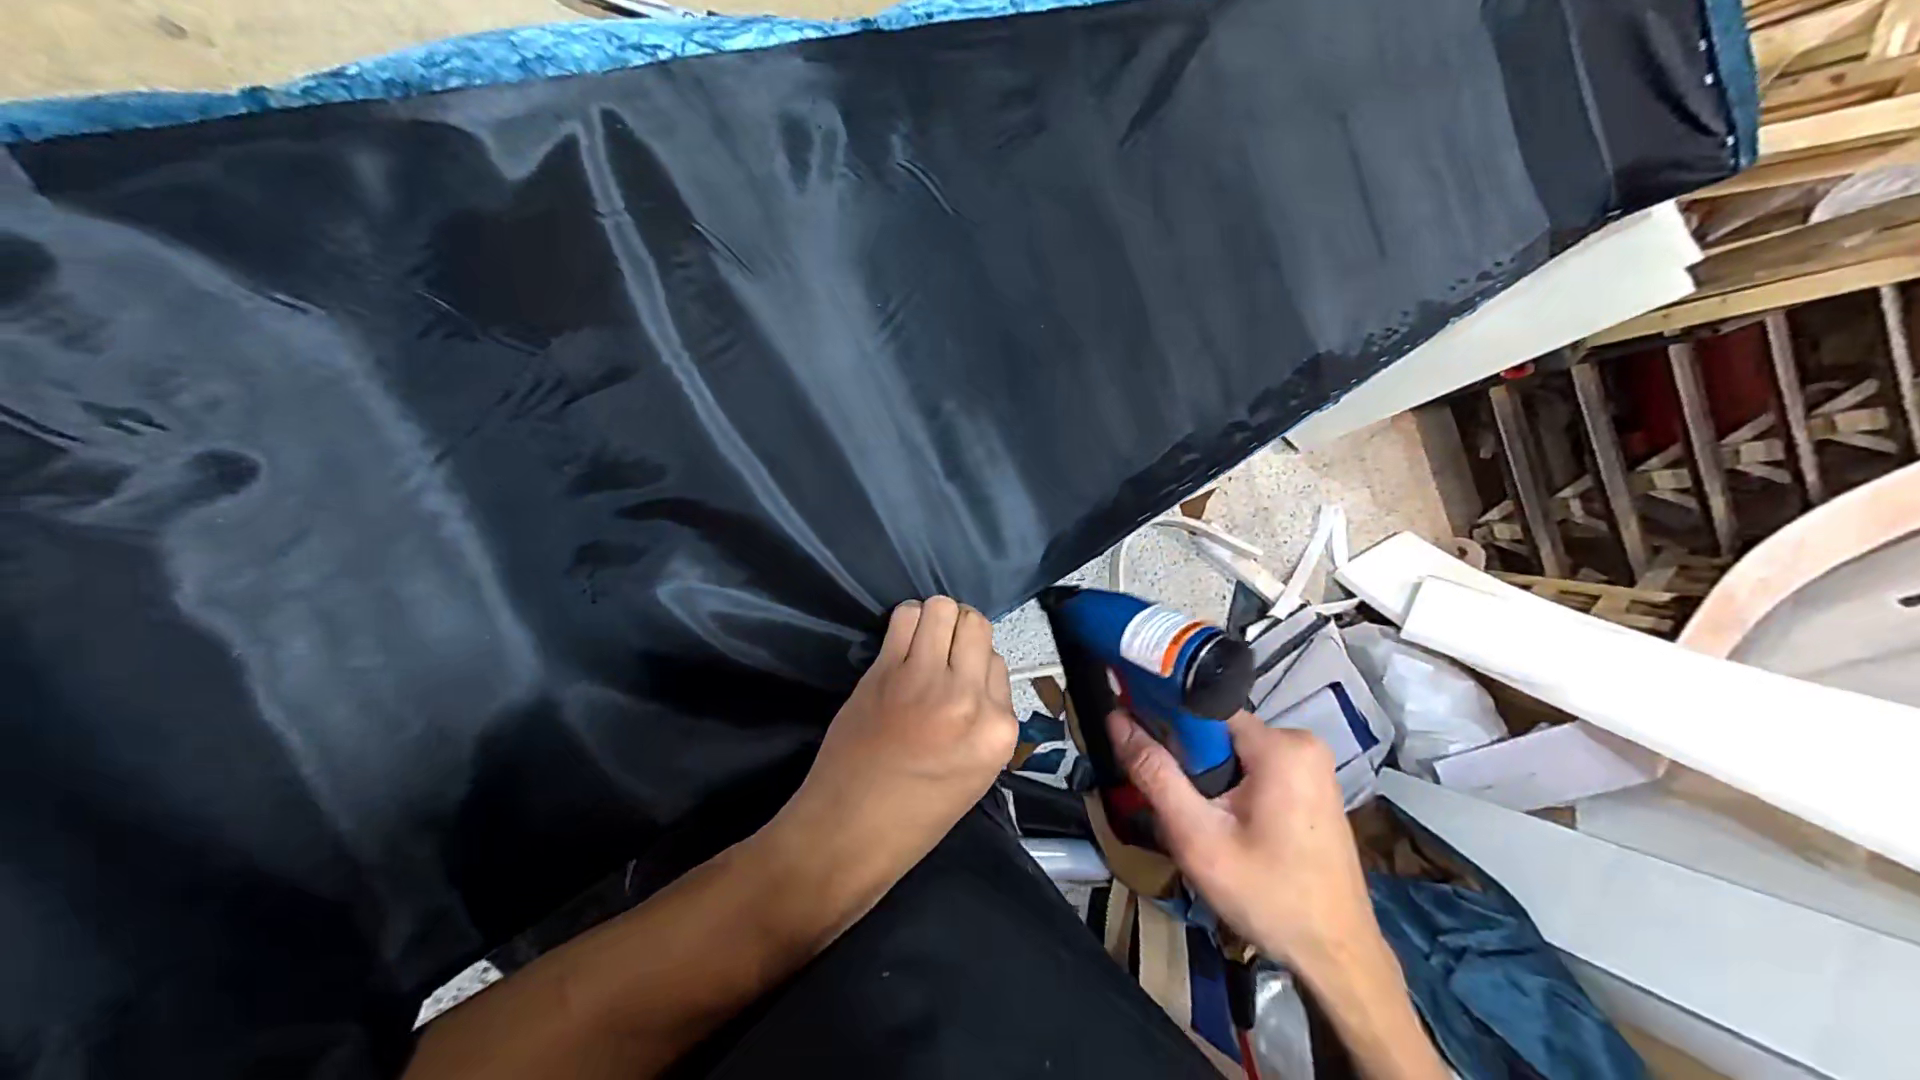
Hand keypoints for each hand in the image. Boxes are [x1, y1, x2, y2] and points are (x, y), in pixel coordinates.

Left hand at [777, 597, 1017, 881]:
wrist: (850, 832)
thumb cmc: (913, 815)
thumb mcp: (975, 772)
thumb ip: (984, 719)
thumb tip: (974, 673)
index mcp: (1000, 731)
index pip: (1000, 665)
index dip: (975, 667)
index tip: (956, 681)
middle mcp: (971, 700)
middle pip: (978, 627)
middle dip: (960, 632)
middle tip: (940, 652)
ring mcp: (927, 681)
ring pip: (945, 609)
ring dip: (934, 619)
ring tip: (920, 642)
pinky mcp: (887, 671)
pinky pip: (906, 615)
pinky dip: (906, 619)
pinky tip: (900, 642)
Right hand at [1105, 709, 1375, 971]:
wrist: (1337, 958)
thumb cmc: (1267, 896)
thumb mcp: (1197, 837)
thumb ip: (1154, 774)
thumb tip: (1115, 719)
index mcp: (1281, 745)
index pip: (1203, 709)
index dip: (1165, 725)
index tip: (1138, 749)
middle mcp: (1301, 743)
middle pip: (1217, 732)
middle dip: (1188, 764)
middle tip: (1174, 807)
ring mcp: (1311, 765)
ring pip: (1233, 752)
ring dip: (1208, 780)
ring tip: (1199, 824)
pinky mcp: (1312, 786)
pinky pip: (1254, 769)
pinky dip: (1231, 790)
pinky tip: (1225, 827)